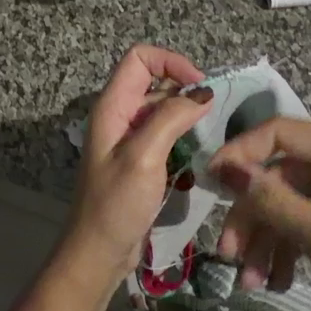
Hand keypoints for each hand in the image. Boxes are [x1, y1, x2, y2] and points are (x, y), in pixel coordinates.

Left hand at [62, 45, 212, 283]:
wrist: (98, 252)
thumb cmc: (116, 204)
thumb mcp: (145, 156)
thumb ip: (171, 118)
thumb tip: (202, 91)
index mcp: (112, 106)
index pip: (139, 58)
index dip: (170, 61)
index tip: (200, 85)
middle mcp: (119, 115)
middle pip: (153, 81)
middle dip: (184, 88)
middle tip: (212, 112)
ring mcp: (128, 138)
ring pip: (162, 108)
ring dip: (186, 114)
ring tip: (210, 132)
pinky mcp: (140, 159)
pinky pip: (164, 134)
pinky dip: (183, 136)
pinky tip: (198, 152)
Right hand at [211, 119, 310, 310]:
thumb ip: (274, 202)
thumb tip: (225, 168)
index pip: (280, 132)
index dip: (239, 153)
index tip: (208, 185)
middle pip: (282, 174)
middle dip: (253, 215)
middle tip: (228, 256)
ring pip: (292, 200)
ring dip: (268, 238)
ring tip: (251, 282)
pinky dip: (291, 245)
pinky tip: (277, 280)